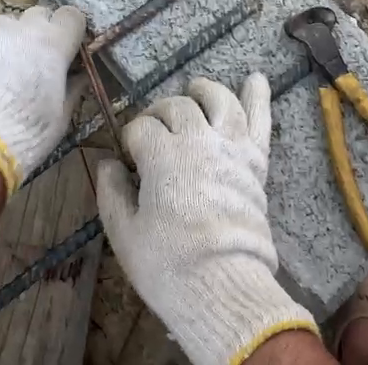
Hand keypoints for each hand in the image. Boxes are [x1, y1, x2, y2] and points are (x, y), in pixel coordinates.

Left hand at [0, 5, 85, 195]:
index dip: (70, 30)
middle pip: (39, 15)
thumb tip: (79, 75)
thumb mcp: (62, 114)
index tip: (67, 49)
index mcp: (55, 43)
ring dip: (11, 39)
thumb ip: (73, 86)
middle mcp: (26, 28)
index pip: (71, 15)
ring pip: (9, 24)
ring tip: (2, 69)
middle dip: (40, 33)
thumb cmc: (28, 130)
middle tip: (35, 61)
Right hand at [95, 75, 316, 364]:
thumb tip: (107, 164)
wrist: (224, 289)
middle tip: (154, 131)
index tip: (128, 156)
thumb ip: (112, 193)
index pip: (140, 127)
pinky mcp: (255, 163)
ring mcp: (230, 148)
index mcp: (162, 155)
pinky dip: (260, 97)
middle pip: (176, 107)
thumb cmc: (168, 266)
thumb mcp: (125, 234)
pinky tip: (257, 78)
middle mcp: (197, 140)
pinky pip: (260, 121)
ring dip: (204, 90)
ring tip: (195, 90)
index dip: (131, 138)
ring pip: (218, 100)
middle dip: (160, 113)